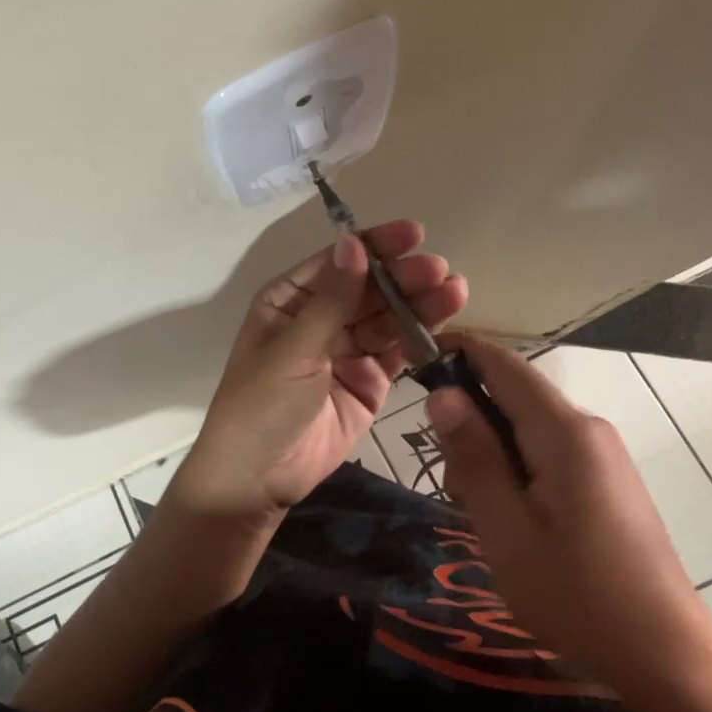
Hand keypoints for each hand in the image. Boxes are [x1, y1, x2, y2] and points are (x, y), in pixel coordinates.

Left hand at [167, 220, 466, 524]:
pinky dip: (419, 340)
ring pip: (388, 319)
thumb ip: (332, 300)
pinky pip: (397, 353)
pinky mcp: (368, 383)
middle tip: (440, 271)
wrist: (257, 479)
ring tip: (454, 291)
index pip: (338, 263)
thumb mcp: (293, 348)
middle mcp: (319, 319)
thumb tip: (353, 242)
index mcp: (289, 301)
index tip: (415, 232)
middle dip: (403, 278)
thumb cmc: (261, 404)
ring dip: (418, 305)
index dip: (375, 246)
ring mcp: (346, 351)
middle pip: (368, 289)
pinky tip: (444, 325)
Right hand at [427, 333, 711, 699]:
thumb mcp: (504, 529)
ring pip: (528, 428)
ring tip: (477, 510)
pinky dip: (516, 470)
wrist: (665, 654)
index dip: (457, 352)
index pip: (502, 364)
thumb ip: (473, 457)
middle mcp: (588, 430)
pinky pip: (548, 453)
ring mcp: (602, 456)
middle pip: (514, 395)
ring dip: (491, 451)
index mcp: (564, 432)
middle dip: (470, 418)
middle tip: (445, 477)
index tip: (413, 362)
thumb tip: (444, 394)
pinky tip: (510, 521)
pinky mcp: (607, 482)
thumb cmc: (575, 593)